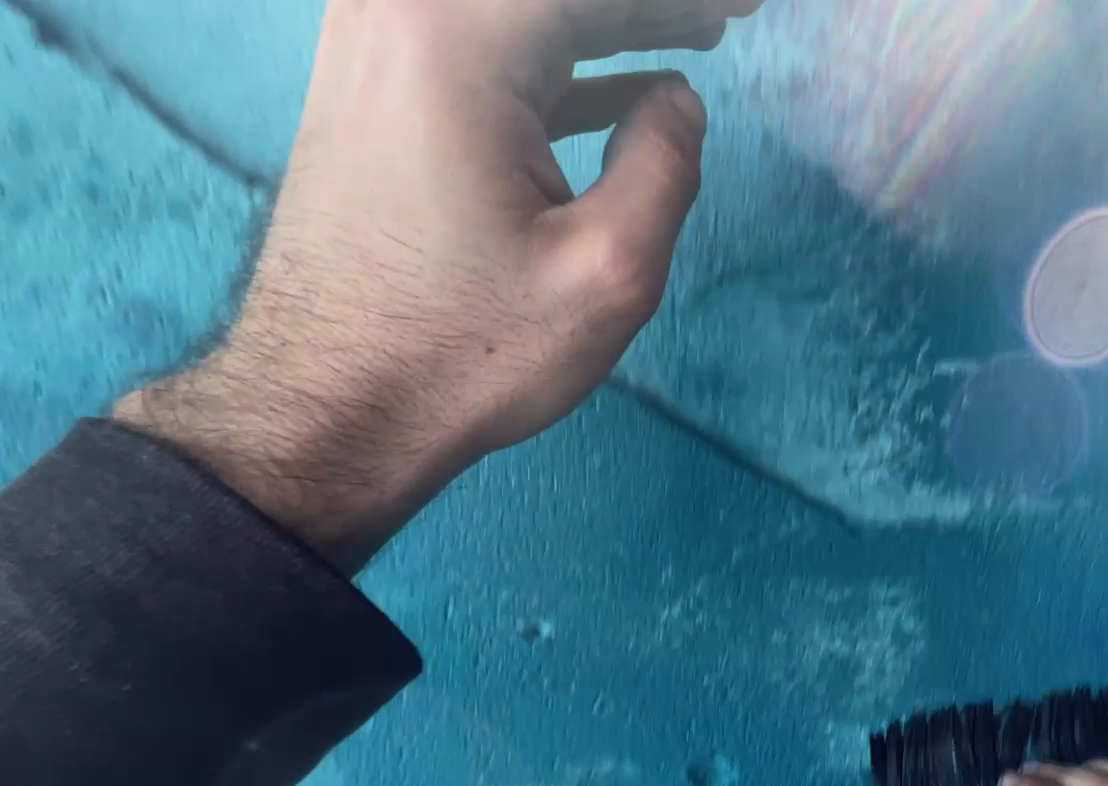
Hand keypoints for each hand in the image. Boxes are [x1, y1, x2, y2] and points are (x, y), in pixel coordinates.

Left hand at [115, 0, 759, 571]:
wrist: (338, 403)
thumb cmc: (480, 348)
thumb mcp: (610, 270)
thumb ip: (663, 167)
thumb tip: (678, 101)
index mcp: (455, 40)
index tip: (747, 6)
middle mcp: (400, 14)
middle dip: (644, 6)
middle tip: (727, 16)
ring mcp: (380, 50)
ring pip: (519, 11)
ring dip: (607, 22)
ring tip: (691, 35)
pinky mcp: (382, 96)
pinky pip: (492, 48)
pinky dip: (566, 58)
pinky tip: (628, 87)